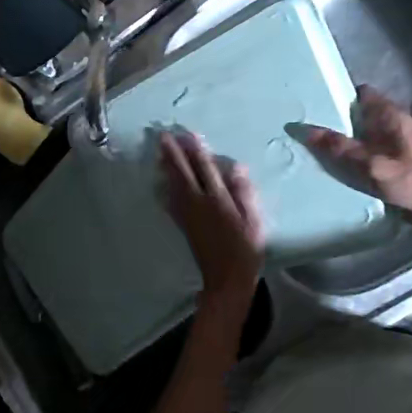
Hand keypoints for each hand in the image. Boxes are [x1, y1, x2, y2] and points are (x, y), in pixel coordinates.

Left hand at [157, 131, 264, 298]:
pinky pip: (170, 202)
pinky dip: (164, 189)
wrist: (227, 279)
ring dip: (166, 167)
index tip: (189, 134)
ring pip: (173, 185)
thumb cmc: (246, 248)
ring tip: (158, 151)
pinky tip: (159, 182)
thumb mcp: (253, 219)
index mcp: (218, 200)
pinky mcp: (183, 226)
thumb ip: (244, 193)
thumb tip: (237, 168)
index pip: (205, 169)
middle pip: (183, 173)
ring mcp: (188, 215)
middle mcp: (199, 204)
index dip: (197, 150)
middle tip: (163, 135)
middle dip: (173, 154)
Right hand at [297, 85, 411, 226]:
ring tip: (311, 144)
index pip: (362, 92)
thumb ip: (340, 147)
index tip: (314, 101)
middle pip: (358, 113)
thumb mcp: (373, 165)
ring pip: (360, 133)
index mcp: (391, 116)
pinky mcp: (392, 161)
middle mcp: (392, 124)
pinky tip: (333, 164)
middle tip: (305, 125)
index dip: (339, 93)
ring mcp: (393, 143)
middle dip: (334, 118)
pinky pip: (365, 151)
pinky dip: (351, 154)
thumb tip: (306, 129)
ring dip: (342, 138)